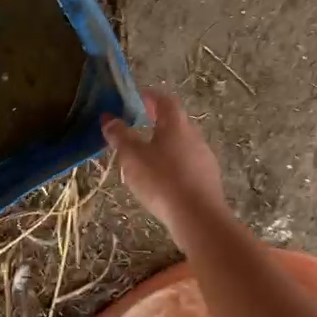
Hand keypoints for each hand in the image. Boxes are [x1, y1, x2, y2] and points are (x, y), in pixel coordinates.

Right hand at [102, 90, 228, 242]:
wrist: (199, 219)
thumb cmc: (162, 180)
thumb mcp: (132, 156)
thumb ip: (119, 135)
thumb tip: (108, 118)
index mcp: (176, 125)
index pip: (165, 101)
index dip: (150, 97)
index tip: (136, 98)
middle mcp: (194, 137)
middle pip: (176, 122)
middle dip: (157, 121)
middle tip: (138, 124)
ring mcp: (205, 159)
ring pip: (182, 144)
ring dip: (166, 144)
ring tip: (146, 155)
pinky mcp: (209, 181)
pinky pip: (188, 164)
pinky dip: (174, 164)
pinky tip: (162, 179)